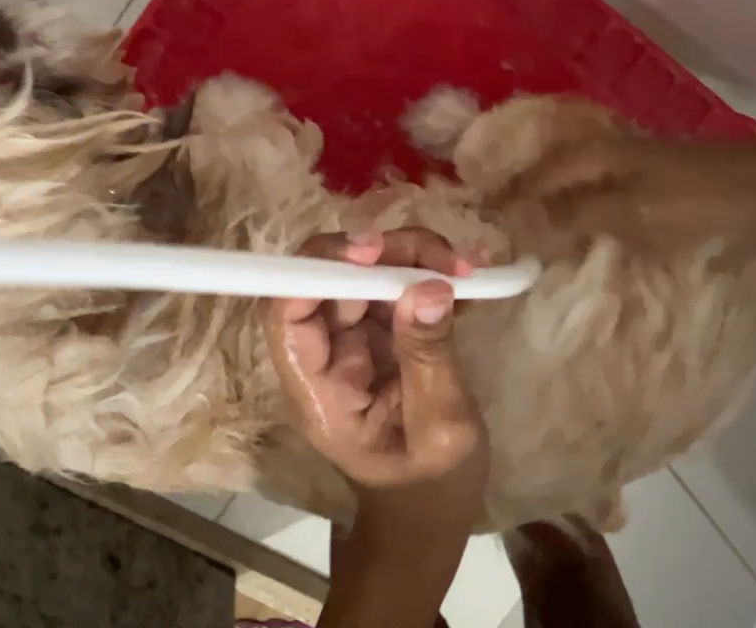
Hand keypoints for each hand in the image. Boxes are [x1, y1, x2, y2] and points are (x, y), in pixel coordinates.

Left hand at [263, 229, 488, 528]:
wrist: (435, 504)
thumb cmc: (433, 484)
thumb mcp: (441, 427)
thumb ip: (429, 357)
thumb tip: (427, 286)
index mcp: (318, 390)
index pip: (286, 315)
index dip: (317, 271)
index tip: (371, 251)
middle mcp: (325, 355)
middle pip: (332, 281)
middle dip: (386, 255)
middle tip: (446, 258)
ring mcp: (352, 340)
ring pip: (366, 274)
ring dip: (414, 257)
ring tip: (466, 266)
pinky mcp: (380, 333)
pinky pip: (394, 286)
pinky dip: (428, 271)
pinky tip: (469, 272)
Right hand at [490, 136, 755, 256]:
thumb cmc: (694, 202)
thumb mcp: (629, 212)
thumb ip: (573, 213)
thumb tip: (518, 216)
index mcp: (592, 154)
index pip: (534, 178)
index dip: (506, 200)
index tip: (477, 222)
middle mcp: (603, 149)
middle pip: (549, 172)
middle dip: (522, 196)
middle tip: (496, 226)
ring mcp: (629, 158)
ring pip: (573, 177)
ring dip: (549, 200)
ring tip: (528, 226)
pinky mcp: (649, 171)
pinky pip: (596, 185)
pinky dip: (577, 201)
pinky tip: (579, 218)